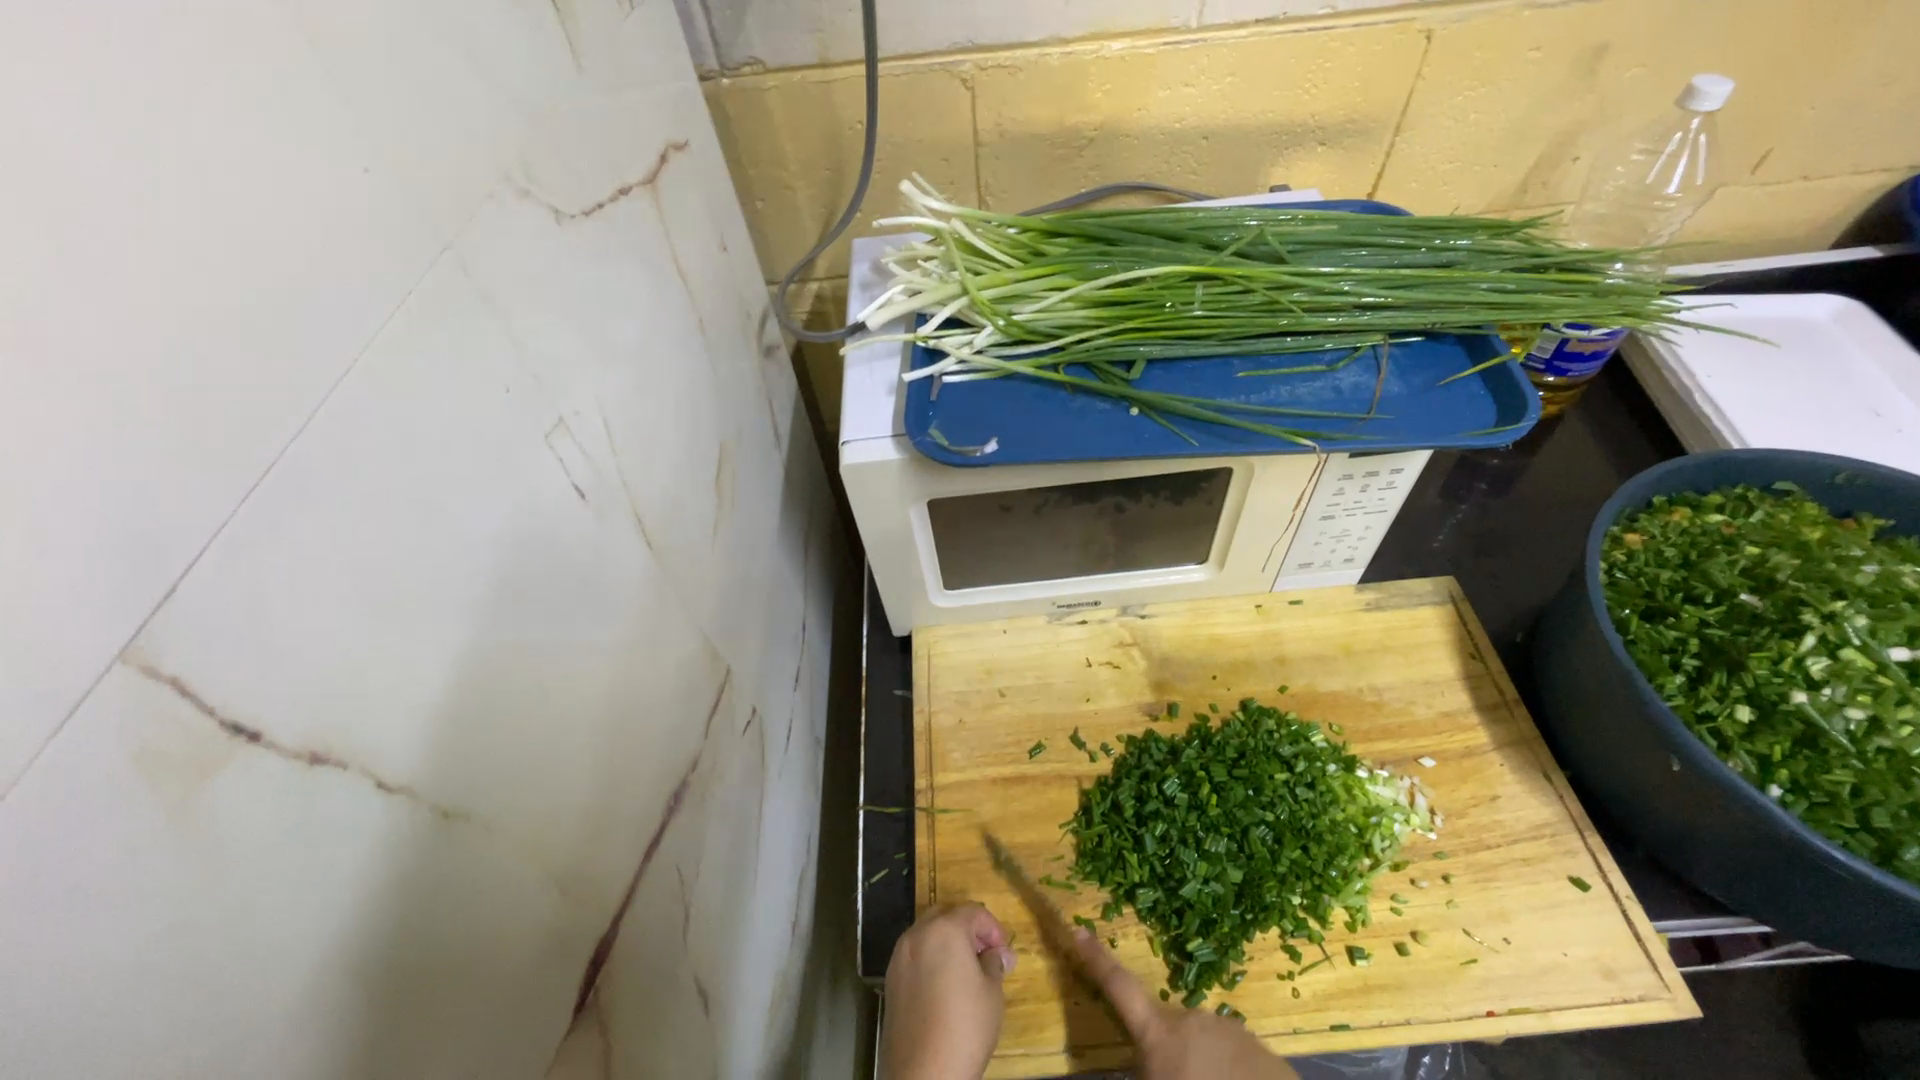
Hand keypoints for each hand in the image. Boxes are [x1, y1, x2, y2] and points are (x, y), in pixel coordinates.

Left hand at [880, 903, 1017, 1079]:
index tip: (1003, 952)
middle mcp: (916, 936)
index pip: (972, 911)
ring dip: (946, 943)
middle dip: (967, 929)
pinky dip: (930, 960)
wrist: (923, 1072)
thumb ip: (994, 964)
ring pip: (926, 935)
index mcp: (944, 931)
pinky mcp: (890, 981)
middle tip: (985, 954)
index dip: (992, 928)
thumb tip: (998, 954)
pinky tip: (943, 986)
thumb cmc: (965, 1026)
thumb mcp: (991, 992)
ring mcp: (898, 958)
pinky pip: (914, 957)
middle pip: (944, 916)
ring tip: (965, 972)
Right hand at [1074, 929, 1297, 1079]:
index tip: (1081, 930)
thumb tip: (1140, 1059)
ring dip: (1204, 1069)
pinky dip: (1232, 1076)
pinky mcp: (1261, 1047)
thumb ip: (1142, 1066)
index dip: (1098, 960)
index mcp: (1159, 1035)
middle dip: (1171, 1058)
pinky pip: (1236, 1059)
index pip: (1120, 988)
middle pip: (1170, 1032)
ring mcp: (1229, 1030)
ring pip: (1206, 1046)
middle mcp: (1192, 1020)